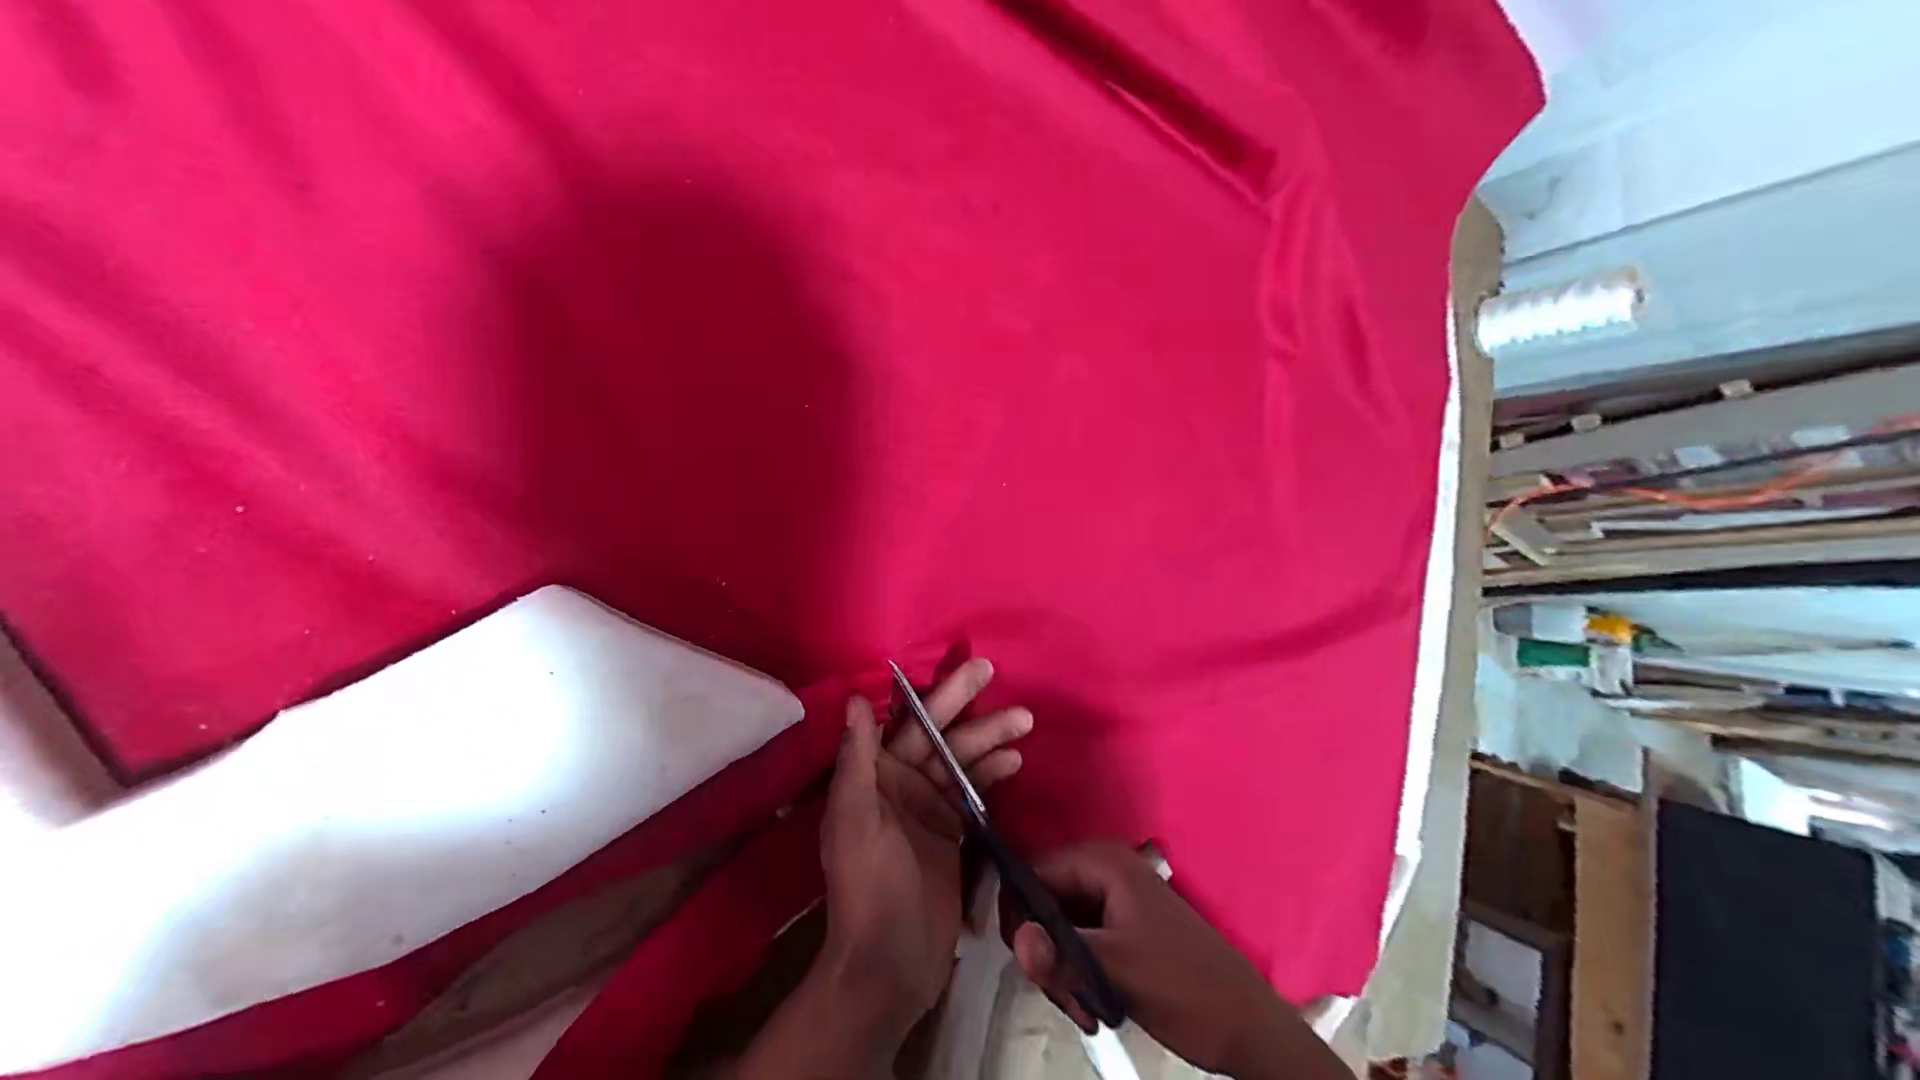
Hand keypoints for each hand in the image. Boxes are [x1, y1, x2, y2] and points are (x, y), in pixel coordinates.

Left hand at [819, 659, 1031, 1031]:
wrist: (890, 963)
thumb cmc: (868, 886)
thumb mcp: (854, 820)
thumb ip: (857, 760)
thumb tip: (854, 699)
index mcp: (873, 776)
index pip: (908, 723)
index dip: (933, 694)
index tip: (959, 668)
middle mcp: (901, 784)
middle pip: (939, 735)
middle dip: (966, 705)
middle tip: (993, 670)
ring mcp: (929, 808)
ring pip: (962, 760)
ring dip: (989, 738)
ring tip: (1023, 719)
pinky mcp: (953, 833)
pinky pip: (975, 792)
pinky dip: (993, 774)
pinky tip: (1015, 760)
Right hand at [1010, 843, 1346, 1079]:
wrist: (1248, 1028)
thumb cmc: (1185, 988)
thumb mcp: (1117, 971)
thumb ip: (1061, 954)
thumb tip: (1015, 940)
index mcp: (1104, 863)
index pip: (1033, 869)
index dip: (1018, 910)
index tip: (1025, 958)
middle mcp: (1105, 871)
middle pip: (1042, 899)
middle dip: (1043, 949)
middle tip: (1063, 994)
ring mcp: (1113, 900)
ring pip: (1057, 926)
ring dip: (1060, 969)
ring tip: (1084, 1008)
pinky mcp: (1120, 929)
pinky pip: (1078, 942)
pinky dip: (1075, 974)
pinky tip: (1092, 1007)